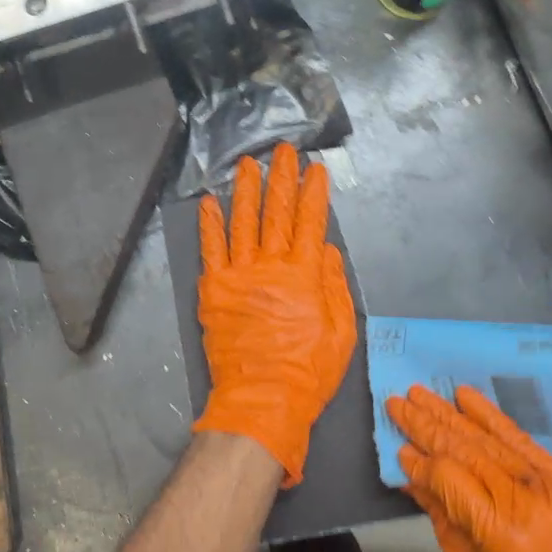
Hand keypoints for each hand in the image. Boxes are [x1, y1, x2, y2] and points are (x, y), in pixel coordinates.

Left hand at [193, 143, 355, 486]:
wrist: (262, 401)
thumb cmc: (308, 372)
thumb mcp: (342, 333)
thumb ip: (334, 286)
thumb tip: (326, 248)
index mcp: (304, 275)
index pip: (311, 223)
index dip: (313, 193)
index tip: (315, 169)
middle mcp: (271, 266)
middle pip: (277, 213)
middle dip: (281, 178)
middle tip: (282, 150)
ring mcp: (239, 274)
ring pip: (243, 222)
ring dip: (246, 190)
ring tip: (248, 163)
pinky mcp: (214, 288)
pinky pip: (210, 249)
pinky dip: (209, 224)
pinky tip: (209, 201)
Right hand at [387, 385, 551, 551]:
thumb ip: (441, 512)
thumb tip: (412, 470)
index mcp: (501, 528)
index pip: (447, 475)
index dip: (421, 463)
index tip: (400, 451)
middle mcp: (525, 496)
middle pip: (464, 447)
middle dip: (426, 426)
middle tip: (395, 405)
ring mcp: (548, 482)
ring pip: (487, 437)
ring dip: (448, 414)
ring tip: (418, 393)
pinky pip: (520, 437)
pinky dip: (490, 415)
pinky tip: (463, 395)